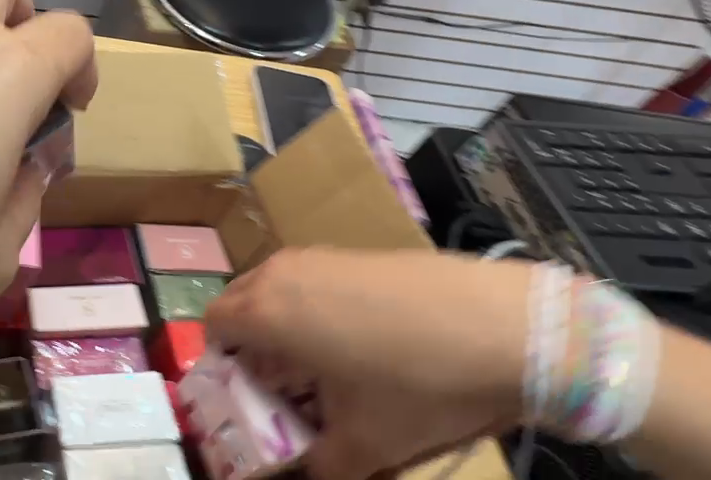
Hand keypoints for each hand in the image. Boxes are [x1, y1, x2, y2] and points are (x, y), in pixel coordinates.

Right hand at [205, 249, 533, 479]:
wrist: (498, 323)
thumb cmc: (418, 383)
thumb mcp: (369, 442)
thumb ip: (325, 468)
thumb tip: (308, 479)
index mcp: (266, 313)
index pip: (213, 326)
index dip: (221, 364)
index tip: (248, 395)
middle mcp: (277, 274)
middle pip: (238, 303)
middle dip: (249, 344)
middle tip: (283, 386)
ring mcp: (312, 257)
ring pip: (272, 289)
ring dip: (279, 324)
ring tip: (324, 366)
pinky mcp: (345, 252)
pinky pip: (305, 279)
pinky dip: (309, 307)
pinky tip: (359, 341)